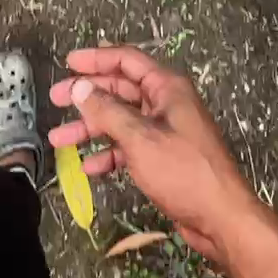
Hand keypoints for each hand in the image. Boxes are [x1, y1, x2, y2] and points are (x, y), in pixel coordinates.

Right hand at [47, 45, 268, 260]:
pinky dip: (109, 153)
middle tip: (56, 100)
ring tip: (60, 140)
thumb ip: (107, 111)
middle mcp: (165, 103)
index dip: (96, 58)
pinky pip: (129, 146)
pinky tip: (89, 167)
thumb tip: (80, 87)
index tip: (69, 62)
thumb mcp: (140, 137)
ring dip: (91, 129)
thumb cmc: (184, 171)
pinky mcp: (163, 156)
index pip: (126, 60)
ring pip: (121, 120)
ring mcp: (165, 130)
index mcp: (166, 87)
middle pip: (120, 90)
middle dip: (87, 96)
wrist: (221, 218)